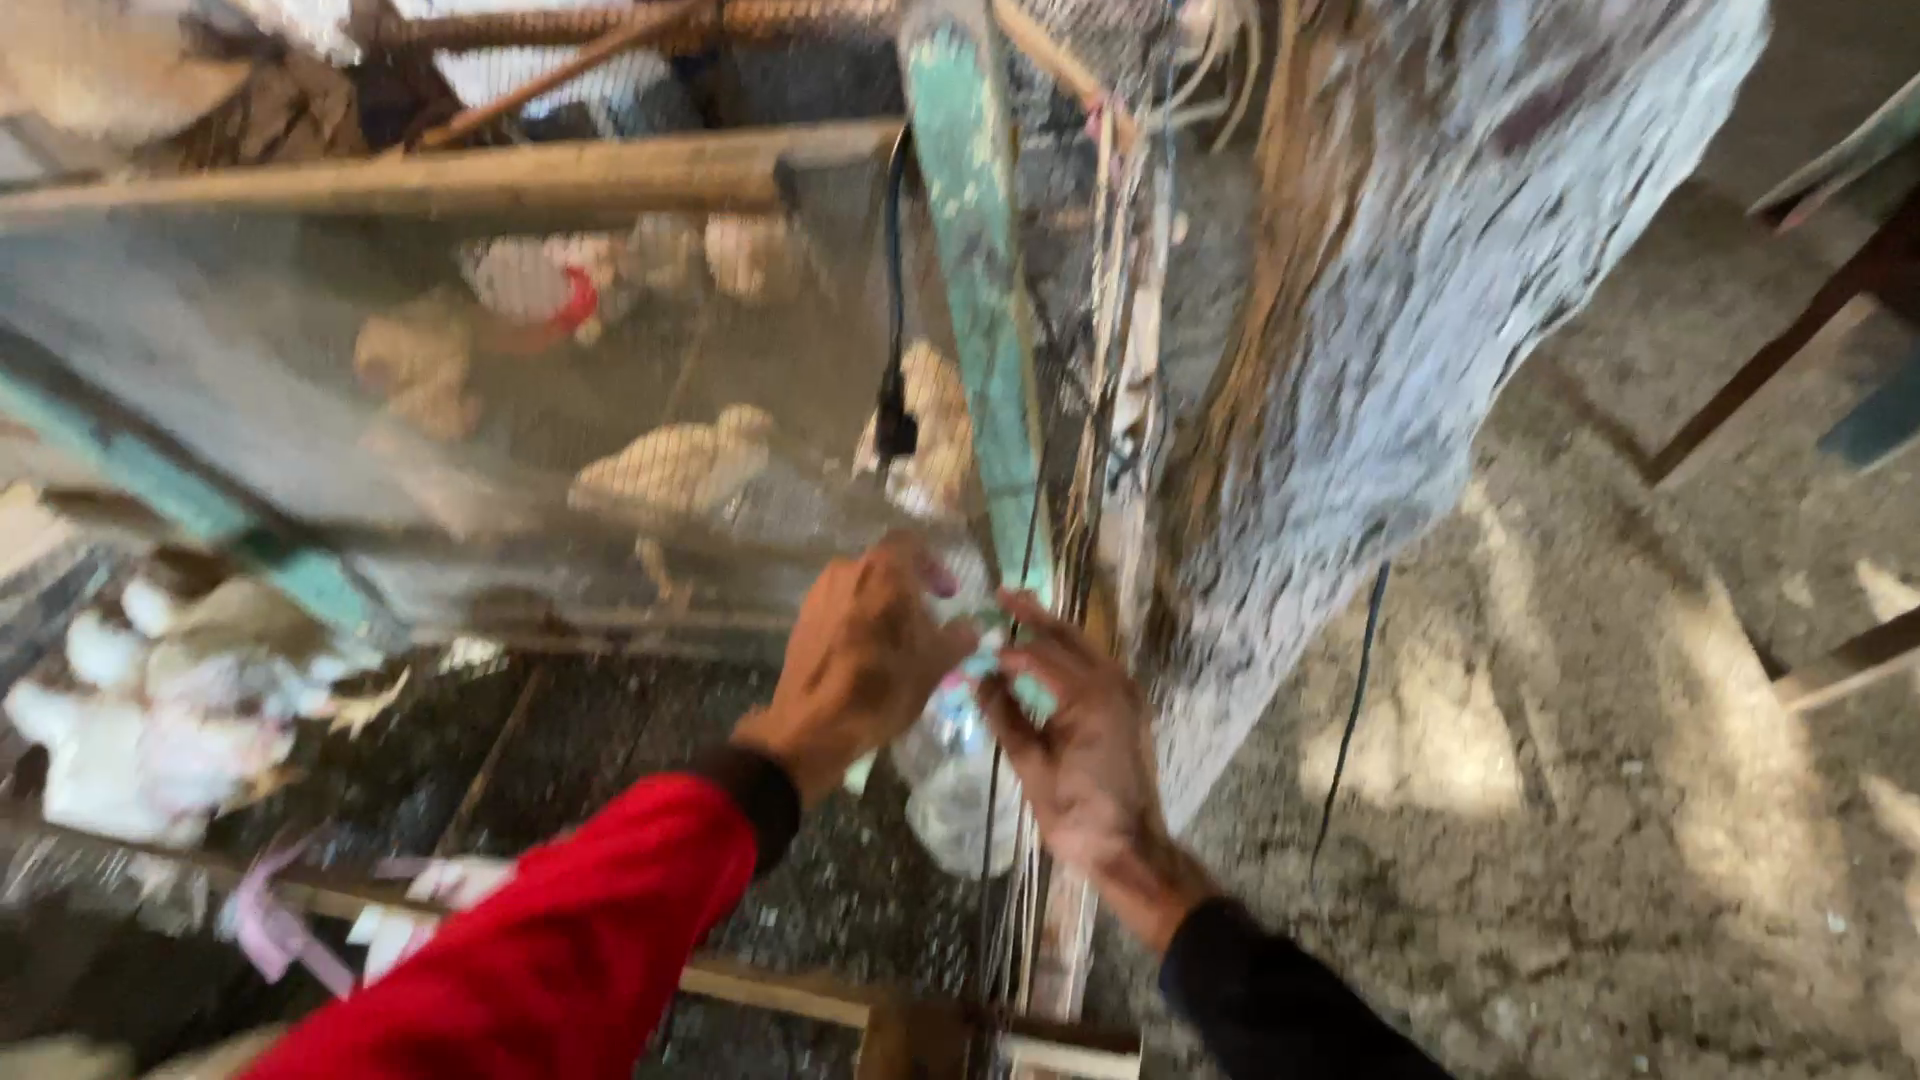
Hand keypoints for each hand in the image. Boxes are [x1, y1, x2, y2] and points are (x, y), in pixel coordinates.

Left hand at [733, 532, 979, 804]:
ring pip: (861, 589)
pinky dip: (858, 621)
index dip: (934, 565)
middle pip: (885, 568)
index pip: (911, 544)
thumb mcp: (936, 663)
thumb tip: (969, 627)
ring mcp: (820, 594)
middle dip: (909, 590)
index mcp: (884, 570)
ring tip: (897, 642)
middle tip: (927, 622)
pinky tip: (866, 655)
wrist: (813, 723)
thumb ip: (959, 636)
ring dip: (882, 606)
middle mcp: (847, 570)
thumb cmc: (884, 685)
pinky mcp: (802, 620)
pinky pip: (839, 609)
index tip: (947, 595)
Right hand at [978, 590, 1216, 953]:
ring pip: (1086, 647)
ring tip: (1023, 614)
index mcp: (1089, 695)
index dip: (1005, 650)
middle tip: (1004, 593)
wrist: (1132, 848)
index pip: (1038, 655)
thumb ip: (1004, 714)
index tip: (977, 648)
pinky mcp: (1131, 706)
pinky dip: (1071, 653)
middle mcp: (1114, 682)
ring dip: (1054, 630)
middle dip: (1035, 614)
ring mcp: (1127, 692)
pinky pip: (1097, 665)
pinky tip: (1050, 652)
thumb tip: (978, 676)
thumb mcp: (1031, 764)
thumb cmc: (1077, 812)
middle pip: (1068, 636)